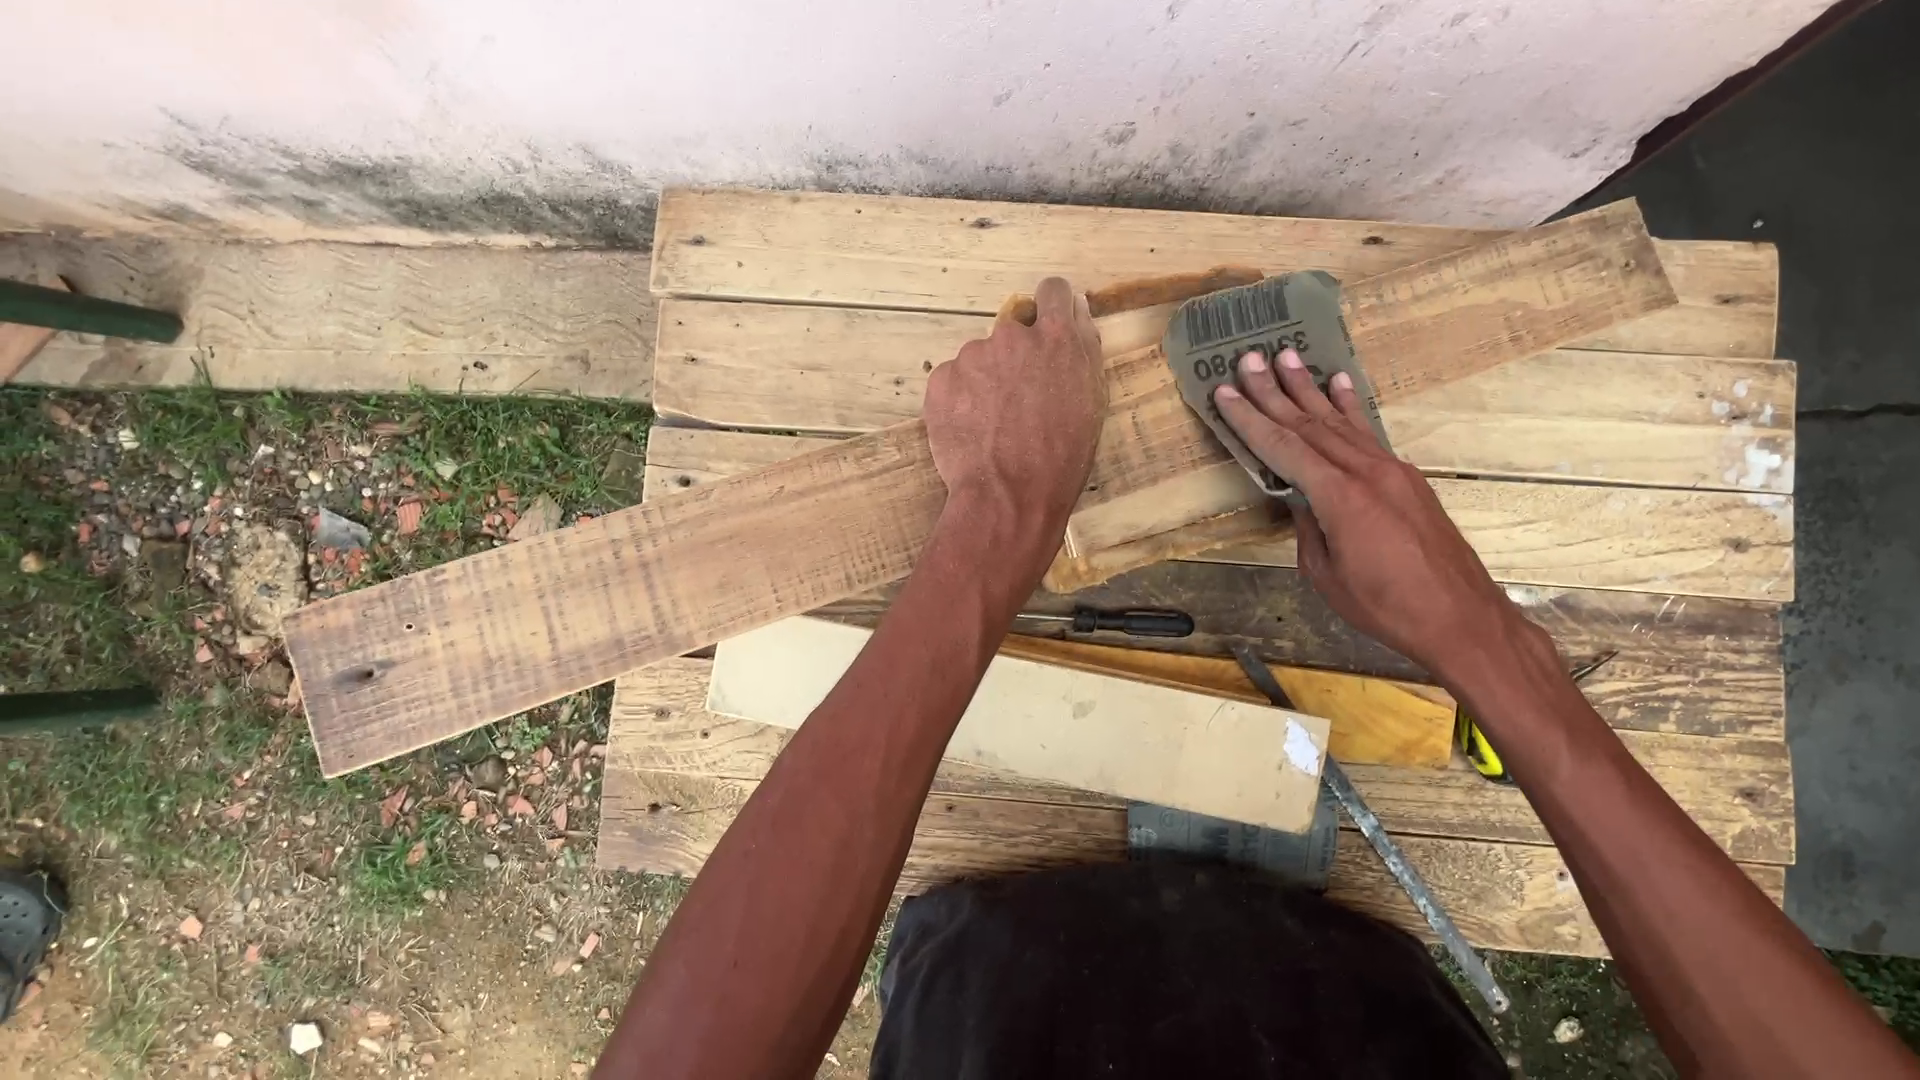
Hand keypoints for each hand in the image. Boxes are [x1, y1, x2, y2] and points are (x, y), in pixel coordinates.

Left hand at [924, 277, 1105, 548]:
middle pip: (1013, 329)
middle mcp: (1014, 336)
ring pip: (980, 358)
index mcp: (1058, 339)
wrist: (1009, 496)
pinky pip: (952, 381)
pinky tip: (970, 432)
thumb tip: (1075, 313)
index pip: (1054, 292)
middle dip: (1015, 355)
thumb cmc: (1061, 459)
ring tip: (993, 426)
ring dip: (985, 381)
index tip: (1045, 326)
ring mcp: (973, 355)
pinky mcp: (941, 378)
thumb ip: (1082, 352)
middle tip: (1018, 398)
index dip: (1050, 308)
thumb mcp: (1091, 402)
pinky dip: (958, 401)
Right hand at [1211, 347, 1524, 677]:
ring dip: (1308, 388)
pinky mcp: (1406, 478)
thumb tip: (1301, 500)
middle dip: (1273, 390)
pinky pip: (1368, 433)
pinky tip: (1339, 383)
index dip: (1249, 419)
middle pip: (1308, 423)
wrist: (1461, 617)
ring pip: (1338, 421)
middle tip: (1248, 357)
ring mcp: (1390, 470)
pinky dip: (1350, 406)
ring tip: (1286, 357)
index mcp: (1339, 496)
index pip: (1283, 447)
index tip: (1225, 391)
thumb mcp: (1326, 574)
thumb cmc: (1385, 606)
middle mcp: (1365, 471)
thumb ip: (1308, 529)